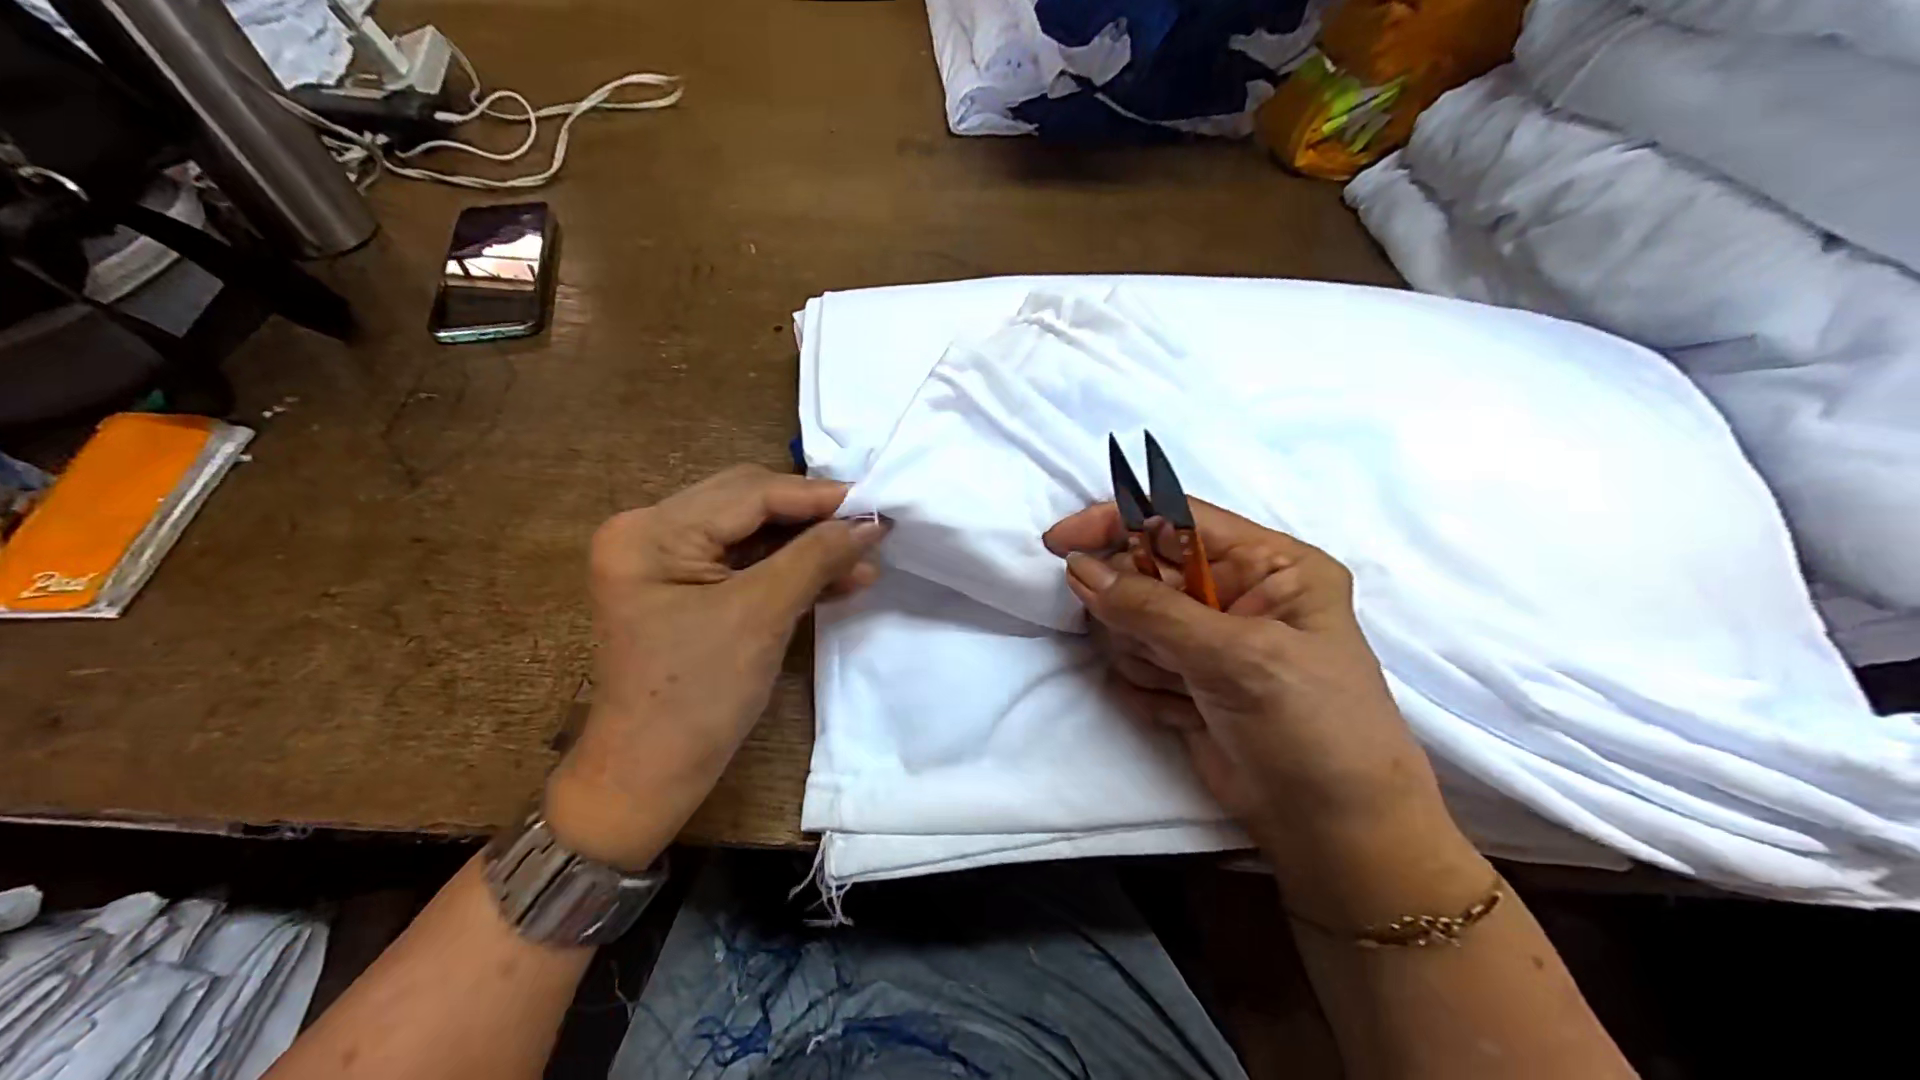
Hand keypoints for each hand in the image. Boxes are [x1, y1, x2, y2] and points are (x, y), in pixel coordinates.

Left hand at [545, 465, 888, 868]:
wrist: (652, 776)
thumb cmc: (698, 697)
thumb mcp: (762, 617)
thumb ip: (817, 557)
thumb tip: (872, 519)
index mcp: (649, 533)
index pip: (747, 493)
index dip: (817, 496)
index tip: (876, 502)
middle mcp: (648, 533)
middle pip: (748, 505)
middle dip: (813, 518)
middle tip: (870, 526)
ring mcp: (665, 561)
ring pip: (753, 535)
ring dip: (807, 547)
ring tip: (864, 559)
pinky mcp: (685, 588)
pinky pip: (745, 565)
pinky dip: (789, 570)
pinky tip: (839, 578)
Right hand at [1044, 500, 1475, 910]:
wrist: (1331, 829)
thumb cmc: (1310, 726)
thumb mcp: (1237, 657)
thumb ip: (1152, 608)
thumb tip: (1078, 568)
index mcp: (1270, 565)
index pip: (1178, 519)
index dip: (1117, 523)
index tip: (1059, 543)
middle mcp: (1236, 592)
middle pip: (1144, 572)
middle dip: (1135, 611)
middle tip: (1157, 650)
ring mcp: (1207, 638)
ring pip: (1129, 621)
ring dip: (1144, 657)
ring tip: (1186, 689)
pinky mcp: (1186, 679)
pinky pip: (1132, 663)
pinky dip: (1148, 688)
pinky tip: (1187, 714)